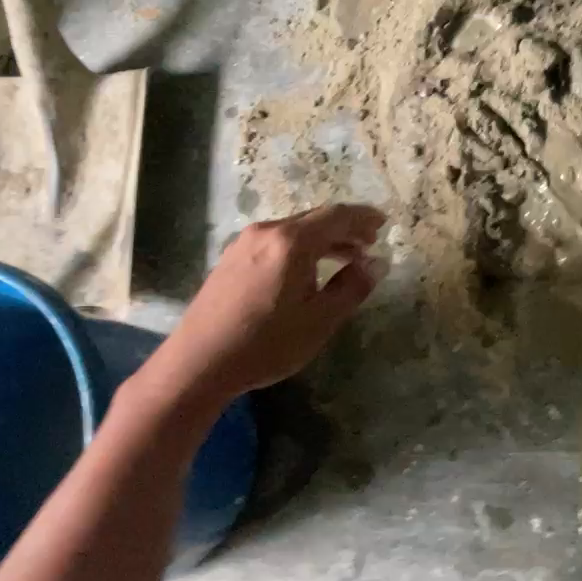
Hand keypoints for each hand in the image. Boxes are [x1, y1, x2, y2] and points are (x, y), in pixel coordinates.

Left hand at [147, 204, 386, 402]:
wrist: (198, 364)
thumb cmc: (266, 343)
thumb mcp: (320, 319)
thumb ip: (352, 287)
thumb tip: (377, 264)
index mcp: (292, 241)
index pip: (337, 216)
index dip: (363, 217)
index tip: (383, 225)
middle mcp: (267, 231)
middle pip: (315, 219)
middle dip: (346, 228)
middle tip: (369, 244)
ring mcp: (244, 244)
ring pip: (294, 230)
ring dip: (323, 239)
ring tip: (344, 259)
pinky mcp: (231, 259)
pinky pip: (276, 241)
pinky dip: (301, 247)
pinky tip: (307, 270)